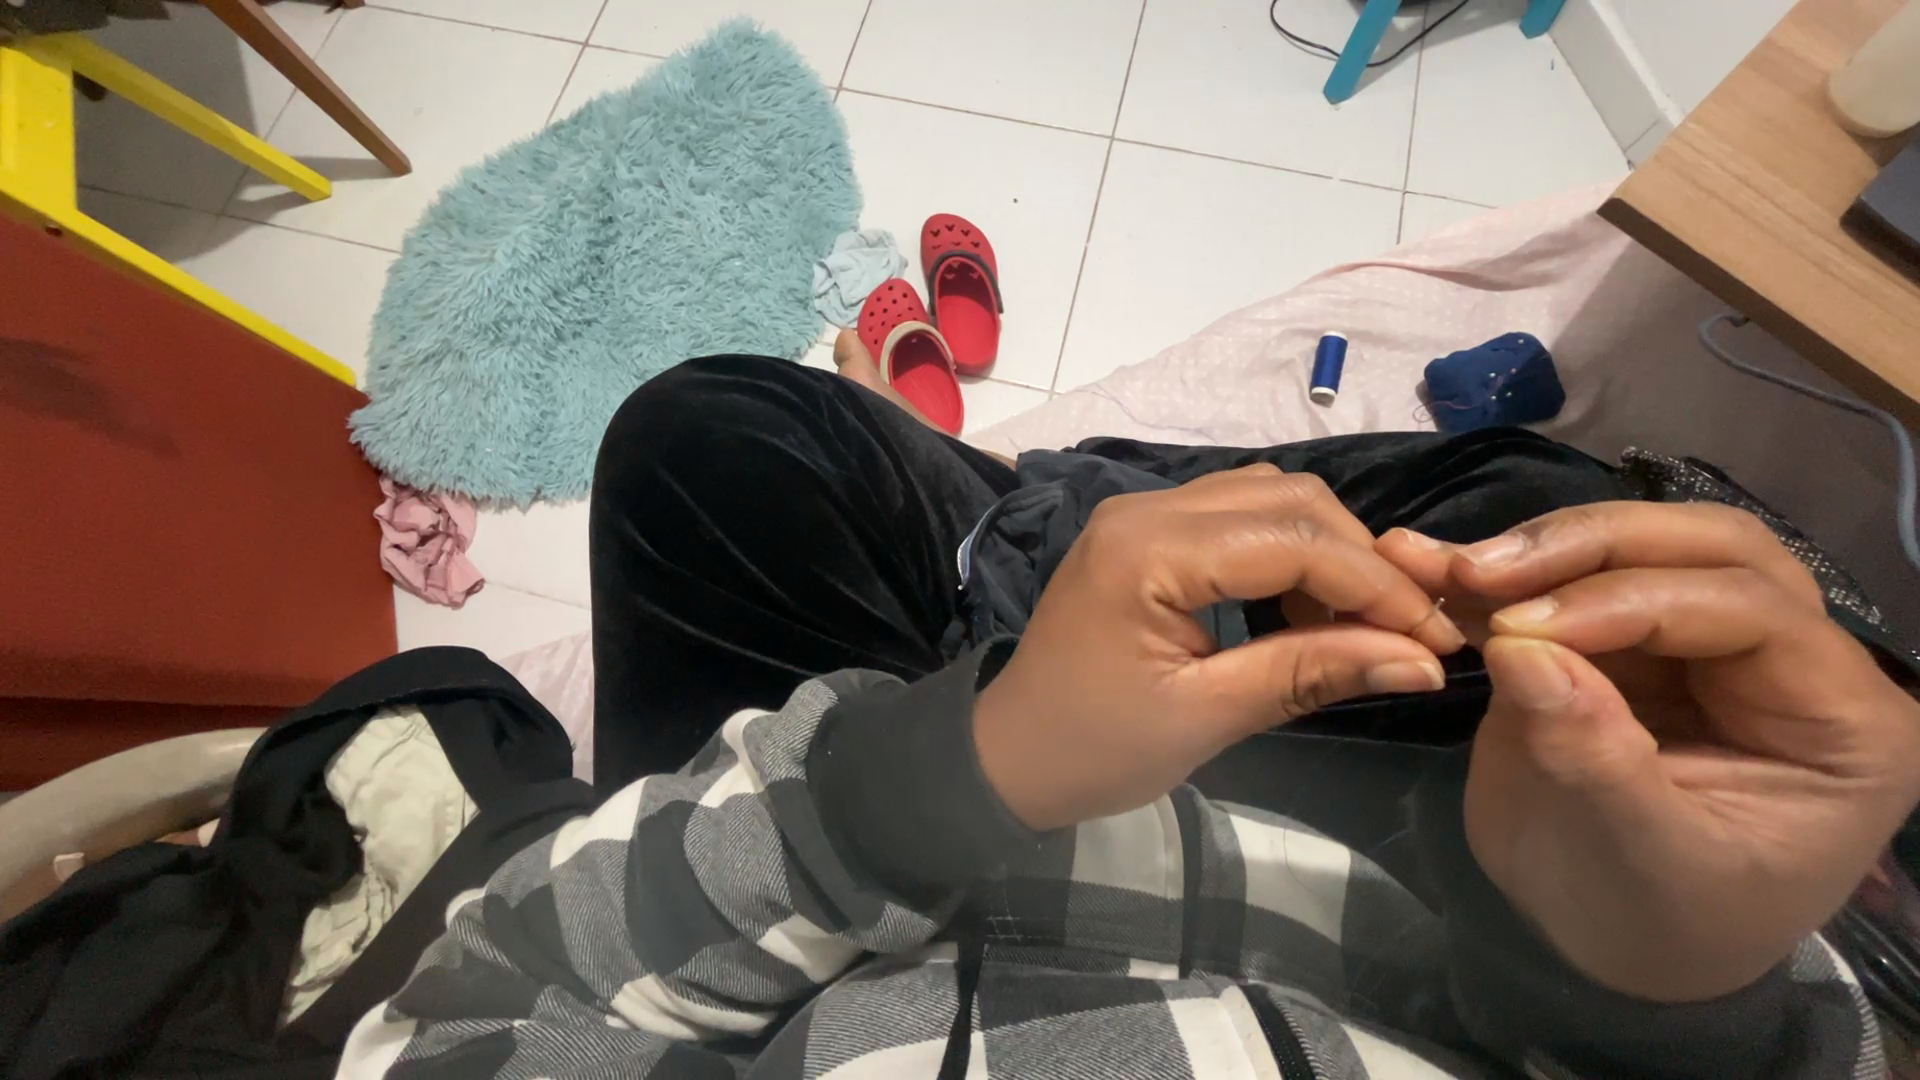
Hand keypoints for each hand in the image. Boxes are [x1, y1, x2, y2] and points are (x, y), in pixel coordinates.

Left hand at [973, 465, 1464, 831]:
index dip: (1376, 585)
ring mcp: (1137, 514)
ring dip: (1323, 550)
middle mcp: (1142, 509)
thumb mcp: (1207, 715)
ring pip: (1263, 498)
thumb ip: (1310, 671)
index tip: (1436, 640)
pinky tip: (1302, 605)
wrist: (1012, 754)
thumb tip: (1421, 659)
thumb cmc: (1094, 747)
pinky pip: (1230, 518)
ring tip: (1357, 624)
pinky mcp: (1139, 534)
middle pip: (1285, 499)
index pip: (1292, 539)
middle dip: (1357, 559)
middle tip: (1403, 633)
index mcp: (1147, 549)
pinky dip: (1282, 551)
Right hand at [1378, 503, 1919, 1001]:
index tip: (1517, 628)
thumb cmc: (1644, 911)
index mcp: (1832, 718)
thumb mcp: (1634, 851)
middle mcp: (1771, 661)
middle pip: (1703, 547)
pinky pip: (1552, 584)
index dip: (1628, 601)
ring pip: (1627, 547)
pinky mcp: (1598, 643)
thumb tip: (1520, 648)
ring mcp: (1680, 644)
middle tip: (1479, 571)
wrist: (1588, 931)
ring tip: (1444, 566)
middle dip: (1585, 546)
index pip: (1745, 609)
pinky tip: (1426, 565)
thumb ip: (1592, 753)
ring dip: (1531, 548)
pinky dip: (1487, 574)